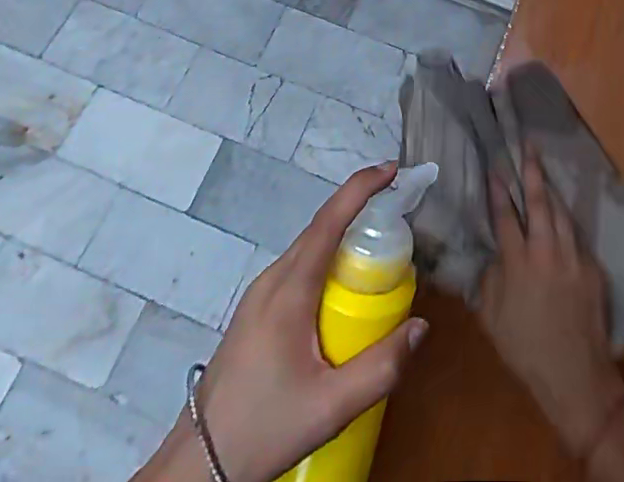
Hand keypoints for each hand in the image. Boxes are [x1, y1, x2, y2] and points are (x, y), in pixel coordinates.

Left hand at [166, 162, 428, 481]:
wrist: (203, 457)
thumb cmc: (266, 426)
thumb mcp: (333, 405)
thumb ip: (382, 367)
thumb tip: (420, 326)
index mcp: (289, 290)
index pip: (328, 222)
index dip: (360, 189)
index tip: (391, 170)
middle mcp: (272, 279)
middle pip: (320, 229)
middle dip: (359, 208)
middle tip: (399, 206)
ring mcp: (261, 293)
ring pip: (309, 249)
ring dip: (344, 237)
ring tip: (380, 245)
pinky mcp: (258, 310)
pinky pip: (300, 269)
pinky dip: (329, 261)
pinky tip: (346, 288)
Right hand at [477, 150, 623, 455]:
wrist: (576, 376)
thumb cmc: (524, 348)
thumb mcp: (490, 315)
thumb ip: (490, 278)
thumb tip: (497, 256)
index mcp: (518, 263)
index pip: (505, 215)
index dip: (498, 189)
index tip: (495, 165)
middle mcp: (547, 253)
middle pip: (539, 203)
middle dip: (532, 172)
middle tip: (529, 146)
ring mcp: (574, 260)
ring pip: (562, 215)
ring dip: (551, 192)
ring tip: (543, 171)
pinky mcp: (593, 271)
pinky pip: (576, 238)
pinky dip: (565, 223)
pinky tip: (560, 219)